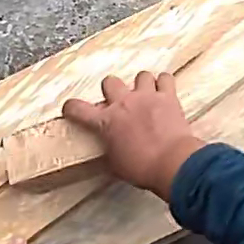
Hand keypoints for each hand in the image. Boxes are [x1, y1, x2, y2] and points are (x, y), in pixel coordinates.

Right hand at [61, 72, 205, 199]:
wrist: (171, 163)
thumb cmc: (143, 168)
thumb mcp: (115, 164)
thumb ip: (110, 149)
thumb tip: (111, 147)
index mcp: (106, 121)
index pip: (78, 108)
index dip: (72, 107)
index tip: (72, 108)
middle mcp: (124, 103)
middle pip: (109, 81)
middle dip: (112, 90)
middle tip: (118, 102)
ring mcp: (146, 97)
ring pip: (140, 75)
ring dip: (141, 84)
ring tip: (145, 96)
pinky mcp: (168, 97)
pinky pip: (165, 78)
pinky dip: (164, 83)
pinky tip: (164, 92)